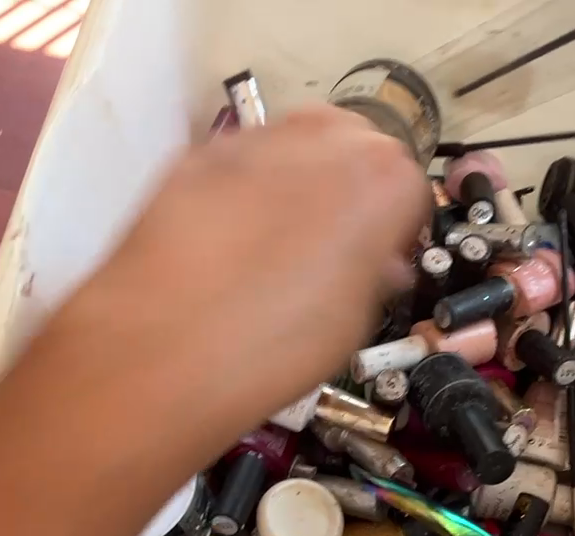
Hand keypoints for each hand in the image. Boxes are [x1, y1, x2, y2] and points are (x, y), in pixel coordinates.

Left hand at [40, 105, 426, 454]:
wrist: (163, 353)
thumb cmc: (267, 350)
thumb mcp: (353, 324)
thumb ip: (376, 276)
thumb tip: (378, 264)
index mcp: (378, 181)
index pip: (411, 186)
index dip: (400, 229)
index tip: (387, 261)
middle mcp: (319, 142)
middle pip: (358, 148)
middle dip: (358, 192)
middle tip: (342, 250)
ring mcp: (251, 143)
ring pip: (299, 146)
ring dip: (306, 186)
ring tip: (288, 248)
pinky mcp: (196, 157)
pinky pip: (242, 164)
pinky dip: (251, 192)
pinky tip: (238, 244)